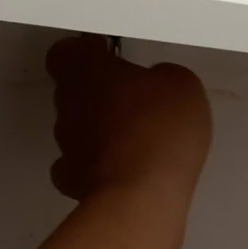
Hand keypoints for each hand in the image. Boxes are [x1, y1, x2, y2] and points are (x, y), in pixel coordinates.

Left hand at [46, 35, 211, 200]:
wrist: (143, 196)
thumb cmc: (160, 128)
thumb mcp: (181, 84)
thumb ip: (161, 75)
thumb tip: (155, 82)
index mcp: (88, 71)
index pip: (65, 52)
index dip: (85, 51)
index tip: (108, 55)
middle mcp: (69, 105)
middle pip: (72, 89)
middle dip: (99, 90)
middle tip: (133, 95)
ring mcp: (66, 146)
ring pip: (76, 126)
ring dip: (99, 126)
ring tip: (136, 135)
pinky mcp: (71, 182)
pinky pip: (78, 164)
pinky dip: (95, 162)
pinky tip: (121, 166)